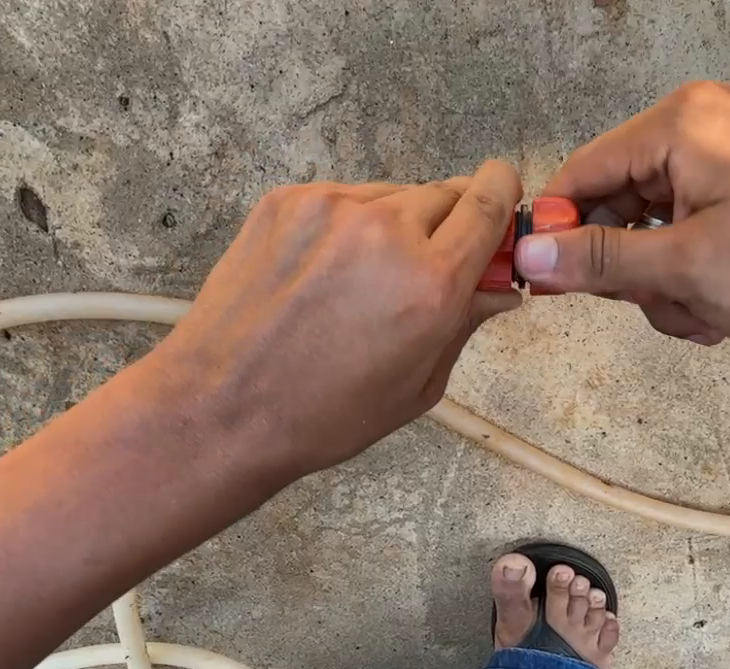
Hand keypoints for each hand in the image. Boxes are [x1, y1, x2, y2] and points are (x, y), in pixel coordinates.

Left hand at [153, 162, 522, 472]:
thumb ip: (465, 325)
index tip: (501, 209)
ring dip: (399, 228)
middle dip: (452, 225)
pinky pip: (344, 200)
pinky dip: (350, 228)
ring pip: (393, 195)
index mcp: (430, 284)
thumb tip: (498, 290)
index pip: (490, 202)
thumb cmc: (322, 415)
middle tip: (431, 269)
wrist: (226, 407)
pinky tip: (329, 276)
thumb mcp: (418, 388)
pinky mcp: (287, 201)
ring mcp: (331, 209)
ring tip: (367, 284)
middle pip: (446, 192)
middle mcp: (386, 231)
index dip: (503, 199)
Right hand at [516, 82, 729, 348]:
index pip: (580, 176)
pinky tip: (717, 307)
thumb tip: (528, 253)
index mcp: (677, 125)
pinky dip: (687, 281)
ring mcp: (717, 161)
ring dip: (662, 288)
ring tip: (704, 313)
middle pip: (611, 210)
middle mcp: (694, 130)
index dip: (559, 234)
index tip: (549, 288)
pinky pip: (679, 238)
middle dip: (631, 273)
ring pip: (644, 236)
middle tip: (667, 304)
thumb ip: (598, 259)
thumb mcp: (684, 268)